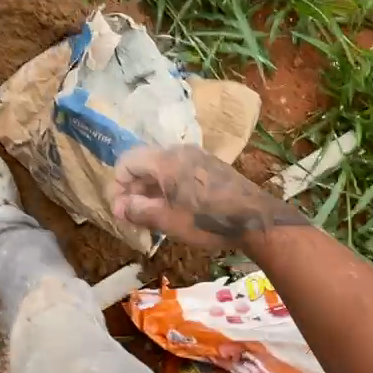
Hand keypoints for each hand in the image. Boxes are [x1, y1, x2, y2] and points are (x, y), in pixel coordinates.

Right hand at [110, 145, 309, 251]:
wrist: (255, 219)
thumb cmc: (207, 221)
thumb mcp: (167, 220)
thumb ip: (138, 210)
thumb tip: (119, 207)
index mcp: (165, 161)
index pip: (126, 163)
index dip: (117, 186)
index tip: (120, 210)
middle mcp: (179, 152)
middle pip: (143, 164)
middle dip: (133, 190)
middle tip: (132, 216)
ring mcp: (197, 157)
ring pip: (161, 169)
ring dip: (150, 190)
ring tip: (150, 216)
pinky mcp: (209, 166)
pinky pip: (178, 171)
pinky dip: (168, 187)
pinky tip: (172, 208)